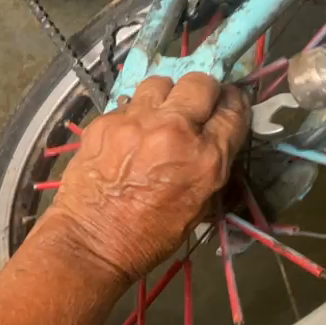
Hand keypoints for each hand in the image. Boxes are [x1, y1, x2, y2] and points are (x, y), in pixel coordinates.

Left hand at [31, 74, 248, 285]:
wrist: (92, 241)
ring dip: (165, 96)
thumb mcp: (200, 205)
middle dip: (202, 91)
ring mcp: (136, 122)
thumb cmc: (150, 235)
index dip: (232, 103)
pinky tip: (128, 134)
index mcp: (206, 158)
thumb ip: (211, 164)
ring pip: (160, 83)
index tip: (226, 104)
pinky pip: (127, 104)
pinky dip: (133, 114)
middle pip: (200, 83)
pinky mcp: (105, 121)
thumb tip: (212, 138)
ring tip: (158, 115)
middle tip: (193, 105)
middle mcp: (174, 131)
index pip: (233, 110)